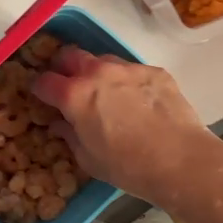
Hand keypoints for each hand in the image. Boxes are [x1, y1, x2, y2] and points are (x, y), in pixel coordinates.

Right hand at [31, 46, 222, 210]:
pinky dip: (127, 82)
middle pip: (70, 56)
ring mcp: (127, 69)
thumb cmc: (128, 167)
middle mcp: (97, 73)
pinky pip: (132, 71)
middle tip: (69, 87)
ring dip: (97, 73)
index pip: (44, 81)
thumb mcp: (88, 159)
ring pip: (102, 60)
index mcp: (74, 95)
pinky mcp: (154, 72)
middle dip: (64, 68)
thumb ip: (69, 136)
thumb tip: (61, 124)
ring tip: (107, 94)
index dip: (40, 89)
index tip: (43, 98)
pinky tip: (139, 103)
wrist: (183, 162)